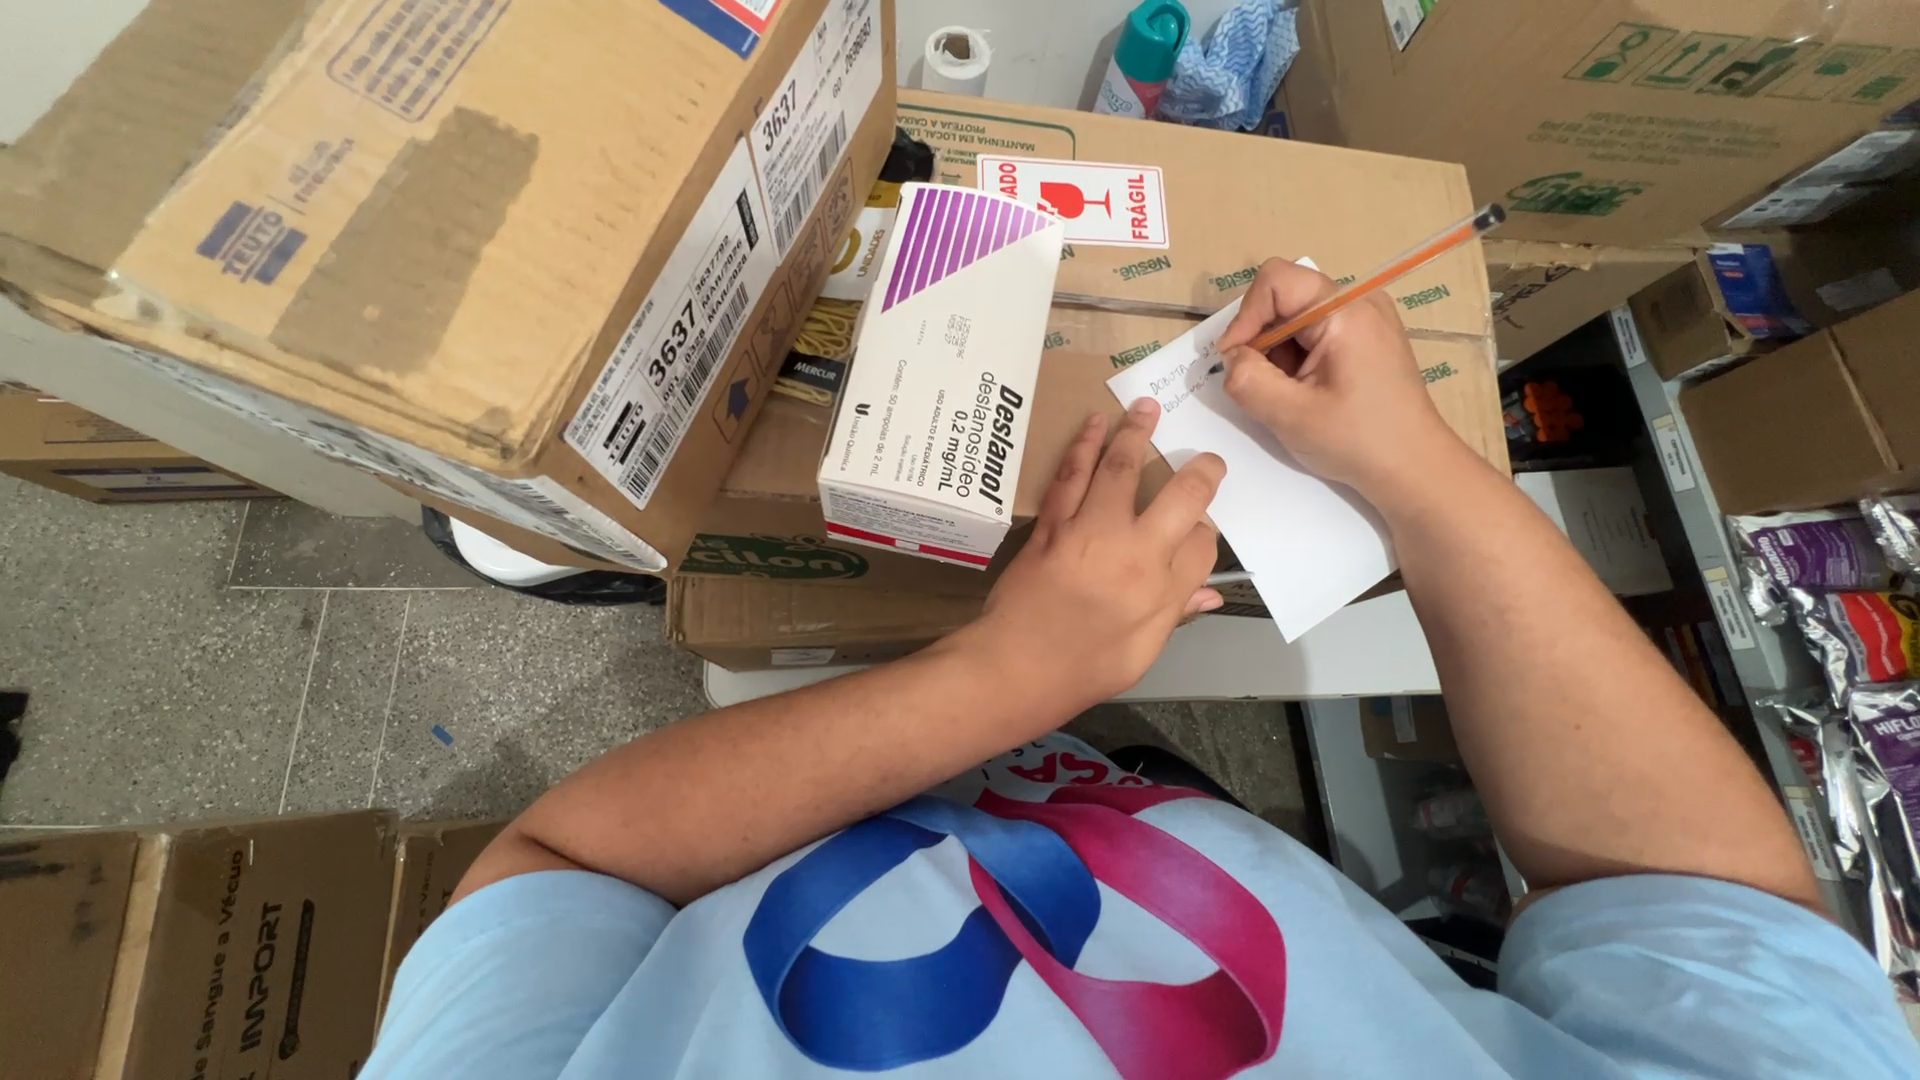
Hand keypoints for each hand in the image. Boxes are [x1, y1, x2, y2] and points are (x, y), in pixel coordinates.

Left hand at [957, 400, 1224, 714]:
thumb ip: (1175, 613)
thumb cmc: (1083, 669)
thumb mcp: (1142, 653)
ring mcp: (1090, 532)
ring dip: (1135, 434)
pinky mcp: (1052, 524)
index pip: (1203, 545)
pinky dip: (1083, 447)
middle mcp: (1133, 552)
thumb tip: (1210, 591)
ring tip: (1146, 407)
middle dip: (1199, 472)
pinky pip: (1070, 476)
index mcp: (1160, 589)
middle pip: (1179, 497)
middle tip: (1207, 458)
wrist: (1016, 666)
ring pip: (1120, 470)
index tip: (1197, 530)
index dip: (1205, 532)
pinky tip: (1094, 426)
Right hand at [1216, 257, 1466, 503]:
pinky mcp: (1363, 339)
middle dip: (1259, 339)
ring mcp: (1364, 319)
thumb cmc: (1357, 440)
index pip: (1275, 280)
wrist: (1412, 467)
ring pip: (1294, 318)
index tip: (1236, 360)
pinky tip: (1302, 392)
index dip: (1245, 317)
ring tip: (1286, 394)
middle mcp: (1358, 302)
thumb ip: (1247, 379)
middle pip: (1284, 297)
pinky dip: (1293, 359)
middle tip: (1262, 384)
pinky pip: (1312, 333)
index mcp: (1345, 311)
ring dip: (1275, 353)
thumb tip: (1232, 357)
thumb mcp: (1288, 414)